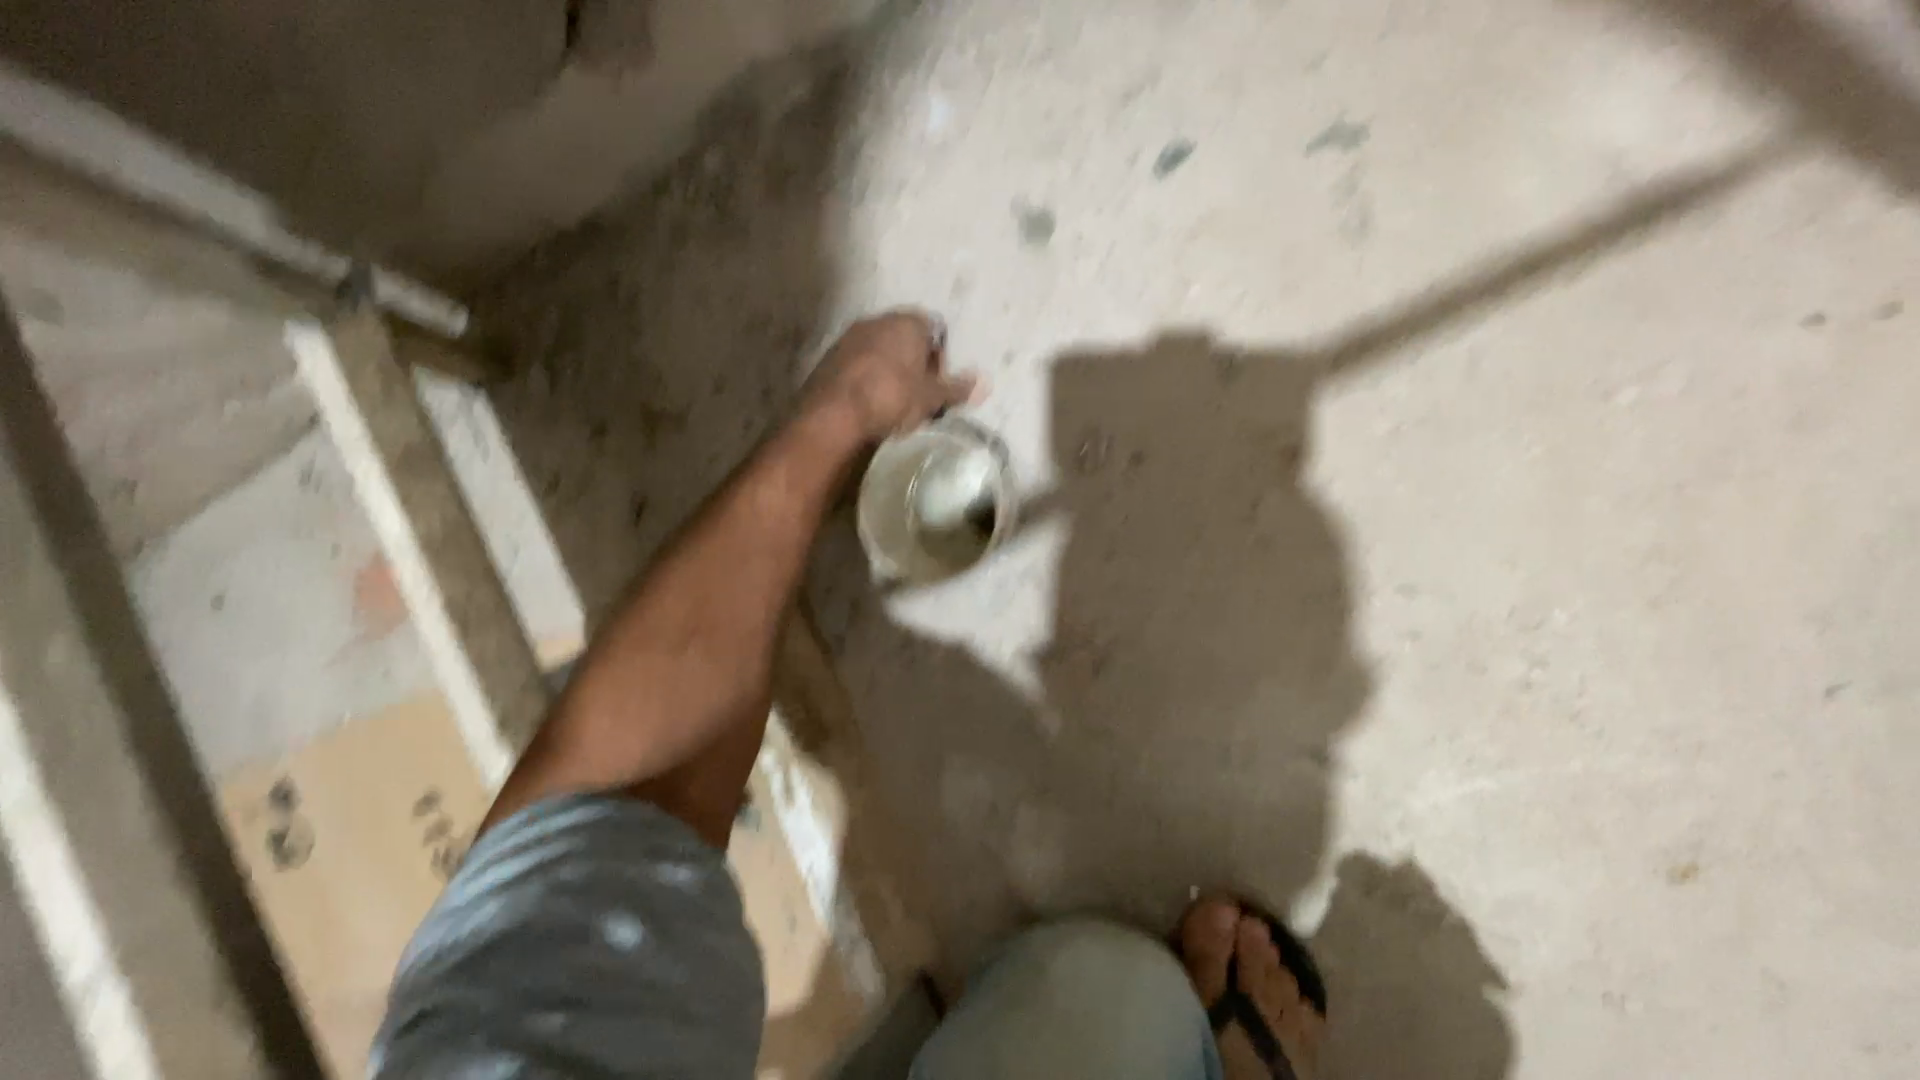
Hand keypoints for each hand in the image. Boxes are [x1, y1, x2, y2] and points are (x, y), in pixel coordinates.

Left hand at [803, 310, 979, 441]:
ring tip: (894, 402)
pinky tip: (869, 403)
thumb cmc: (892, 398)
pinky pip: (859, 363)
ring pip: (880, 350)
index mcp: (907, 322)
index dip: (940, 357)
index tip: (937, 384)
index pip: (934, 329)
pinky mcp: (830, 357)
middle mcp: (878, 320)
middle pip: (905, 339)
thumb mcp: (931, 397)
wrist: (835, 414)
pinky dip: (867, 378)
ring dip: (890, 371)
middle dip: (914, 363)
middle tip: (919, 395)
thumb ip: (957, 388)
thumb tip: (985, 384)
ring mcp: (850, 336)